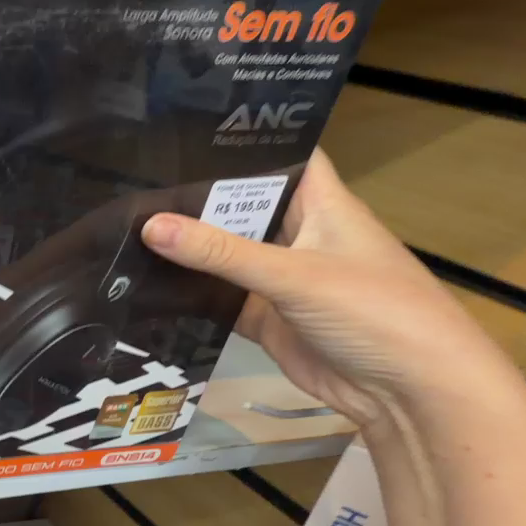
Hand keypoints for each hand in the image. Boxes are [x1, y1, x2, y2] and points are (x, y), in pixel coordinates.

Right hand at [140, 150, 520, 427]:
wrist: (408, 393)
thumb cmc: (375, 313)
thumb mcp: (296, 276)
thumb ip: (220, 252)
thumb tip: (147, 224)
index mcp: (323, 209)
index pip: (285, 160)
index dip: (243, 143)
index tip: (182, 133)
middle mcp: (296, 237)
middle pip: (239, 206)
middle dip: (190, 196)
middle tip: (127, 181)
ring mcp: (275, 278)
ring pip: (219, 252)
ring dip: (179, 246)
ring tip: (117, 225)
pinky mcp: (258, 315)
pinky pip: (210, 295)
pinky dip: (180, 290)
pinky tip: (136, 280)